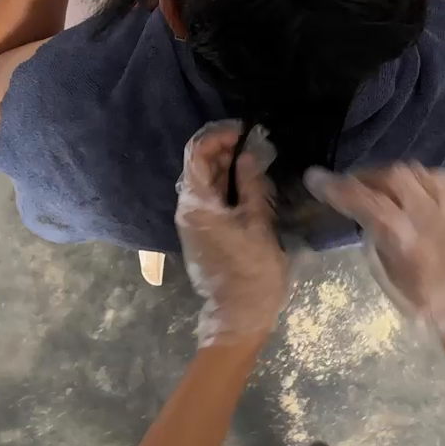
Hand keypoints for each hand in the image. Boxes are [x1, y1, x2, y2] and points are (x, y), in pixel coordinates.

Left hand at [175, 121, 288, 348]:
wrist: (238, 313)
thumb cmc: (252, 269)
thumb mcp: (258, 221)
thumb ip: (251, 183)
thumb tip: (248, 153)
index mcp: (196, 203)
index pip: (197, 152)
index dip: (218, 135)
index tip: (244, 131)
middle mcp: (186, 208)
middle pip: (199, 165)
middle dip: (225, 149)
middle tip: (255, 143)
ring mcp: (191, 221)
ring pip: (204, 181)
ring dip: (226, 166)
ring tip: (255, 159)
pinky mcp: (200, 231)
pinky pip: (209, 198)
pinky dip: (225, 185)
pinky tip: (248, 183)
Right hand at [304, 164, 444, 346]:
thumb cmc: (428, 306)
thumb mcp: (390, 278)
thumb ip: (376, 238)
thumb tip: (363, 210)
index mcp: (408, 241)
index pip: (366, 200)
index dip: (337, 186)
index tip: (316, 179)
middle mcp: (435, 217)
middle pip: (394, 176)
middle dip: (369, 177)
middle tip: (358, 184)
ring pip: (421, 172)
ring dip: (399, 179)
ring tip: (392, 190)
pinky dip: (430, 181)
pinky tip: (424, 193)